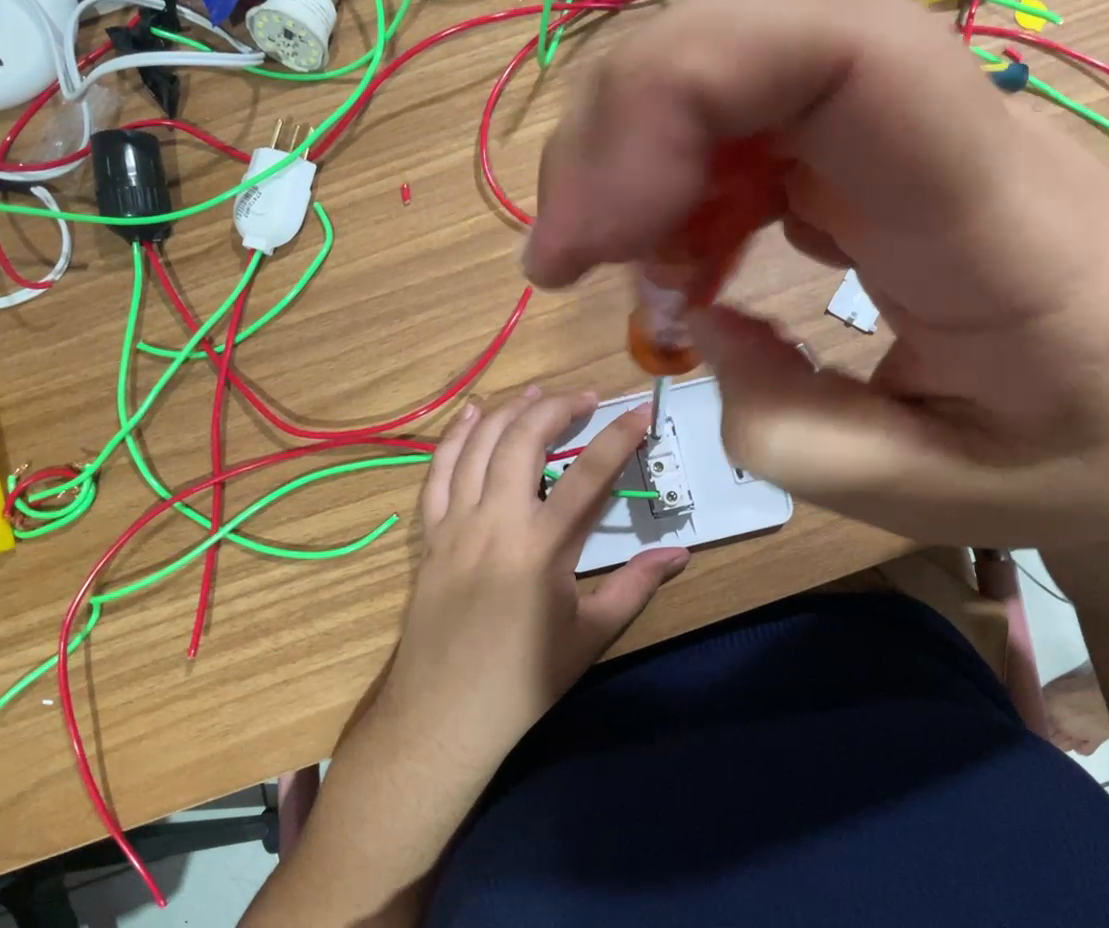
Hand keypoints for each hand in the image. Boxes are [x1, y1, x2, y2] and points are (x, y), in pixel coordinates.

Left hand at [374, 387, 689, 764]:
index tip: (639, 413)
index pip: (588, 475)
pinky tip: (472, 415)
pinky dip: (455, 438)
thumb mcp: (589, 636)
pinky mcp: (430, 537)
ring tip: (538, 394)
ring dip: (510, 412)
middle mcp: (495, 522)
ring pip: (479, 447)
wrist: (442, 715)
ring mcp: (455, 525)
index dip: (618, 438)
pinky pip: (437, 473)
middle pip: (524, 441)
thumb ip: (634, 587)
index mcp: (541, 548)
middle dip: (558, 408)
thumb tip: (679, 554)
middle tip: (587, 399)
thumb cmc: (523, 681)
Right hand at [528, 0, 1108, 654]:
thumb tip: (695, 327)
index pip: (833, 41)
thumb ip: (786, 425)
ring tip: (629, 273)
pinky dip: (686, 176)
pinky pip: (761, 115)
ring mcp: (919, 130)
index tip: (595, 233)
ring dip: (646, 149)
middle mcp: (952, 132)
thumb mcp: (930, 493)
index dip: (676, 86)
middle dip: (626, 119)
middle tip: (570, 257)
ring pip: (748, 50)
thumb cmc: (1096, 467)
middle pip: (764, 15)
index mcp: (986, 212)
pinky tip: (687, 263)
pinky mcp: (892, 154)